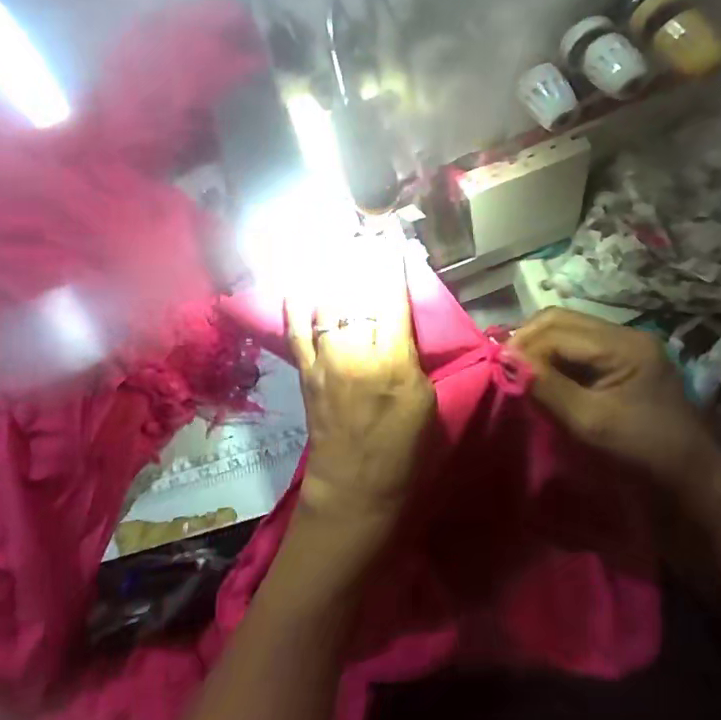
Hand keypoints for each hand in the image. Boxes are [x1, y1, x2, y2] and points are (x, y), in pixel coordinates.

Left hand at [284, 244, 436, 526]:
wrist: (355, 489)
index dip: (389, 262)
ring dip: (326, 270)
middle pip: (352, 293)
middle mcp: (353, 353)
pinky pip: (296, 328)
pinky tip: (295, 279)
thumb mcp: (425, 401)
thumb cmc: (404, 452)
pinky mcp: (305, 372)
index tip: (388, 234)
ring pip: (323, 303)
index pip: (390, 298)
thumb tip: (398, 322)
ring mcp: (323, 361)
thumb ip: (410, 355)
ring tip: (329, 240)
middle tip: (357, 230)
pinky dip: (294, 302)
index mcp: (391, 362)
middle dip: (355, 257)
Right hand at [510, 308, 715, 493]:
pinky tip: (540, 377)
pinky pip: (578, 348)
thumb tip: (504, 359)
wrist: (690, 485)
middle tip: (503, 367)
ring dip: (538, 347)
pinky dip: (554, 358)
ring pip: (567, 331)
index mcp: (625, 346)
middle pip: (561, 321)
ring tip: (517, 371)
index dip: (523, 347)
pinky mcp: (623, 363)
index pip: (558, 331)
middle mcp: (627, 335)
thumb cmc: (641, 456)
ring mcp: (627, 348)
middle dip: (527, 340)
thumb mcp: (588, 423)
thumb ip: (546, 388)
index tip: (496, 369)